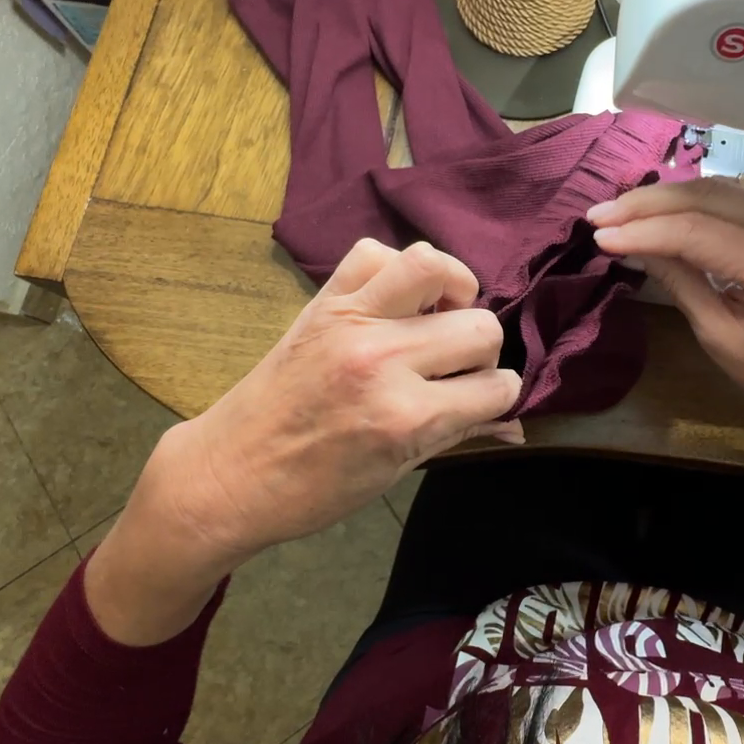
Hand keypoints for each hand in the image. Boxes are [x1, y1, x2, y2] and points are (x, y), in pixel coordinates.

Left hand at [153, 239, 523, 558]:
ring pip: (432, 266)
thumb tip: (514, 424)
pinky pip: (373, 253)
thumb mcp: (397, 471)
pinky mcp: (323, 302)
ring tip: (440, 316)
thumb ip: (459, 433)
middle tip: (458, 369)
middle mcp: (384, 359)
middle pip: (480, 328)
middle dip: (483, 353)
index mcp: (408, 417)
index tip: (484, 400)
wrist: (229, 475)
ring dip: (453, 290)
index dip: (499, 396)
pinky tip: (396, 302)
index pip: (496, 387)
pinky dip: (395, 270)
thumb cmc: (315, 490)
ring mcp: (351, 322)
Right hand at [588, 177, 743, 433]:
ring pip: (719, 190)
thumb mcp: (719, 336)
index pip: (696, 232)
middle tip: (599, 214)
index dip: (642, 230)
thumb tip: (630, 245)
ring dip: (666, 197)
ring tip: (620, 210)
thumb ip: (678, 281)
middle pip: (707, 197)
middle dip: (647, 203)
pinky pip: (735, 200)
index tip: (598, 234)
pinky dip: (693, 204)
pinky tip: (659, 211)